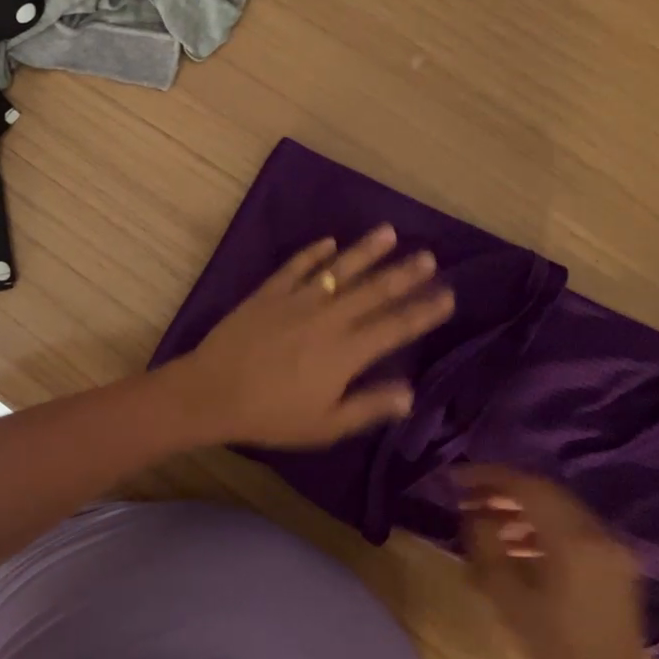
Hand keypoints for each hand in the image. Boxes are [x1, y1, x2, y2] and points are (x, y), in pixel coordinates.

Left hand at [160, 227, 454, 447]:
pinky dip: (312, 253)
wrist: (211, 392)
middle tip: (429, 257)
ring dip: (364, 251)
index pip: (396, 326)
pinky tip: (328, 242)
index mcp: (347, 353)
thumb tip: (410, 393)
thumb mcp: (325, 425)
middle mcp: (327, 319)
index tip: (447, 294)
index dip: (424, 311)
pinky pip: (294, 267)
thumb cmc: (270, 416)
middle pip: (373, 291)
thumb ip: (369, 407)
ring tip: (388, 233)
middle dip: (404, 274)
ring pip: (338, 270)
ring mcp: (295, 302)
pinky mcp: (266, 295)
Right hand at [457, 464, 647, 658]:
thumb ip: (484, 542)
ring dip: (522, 509)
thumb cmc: (548, 642)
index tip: (455, 476)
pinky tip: (515, 544)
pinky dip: (543, 527)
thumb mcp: (503, 590)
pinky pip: (575, 531)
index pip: (528, 487)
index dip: (488, 475)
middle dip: (504, 490)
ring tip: (484, 521)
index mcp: (575, 539)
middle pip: (547, 494)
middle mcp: (601, 535)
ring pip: (561, 511)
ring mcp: (614, 551)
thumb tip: (473, 512)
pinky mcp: (616, 567)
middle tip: (466, 495)